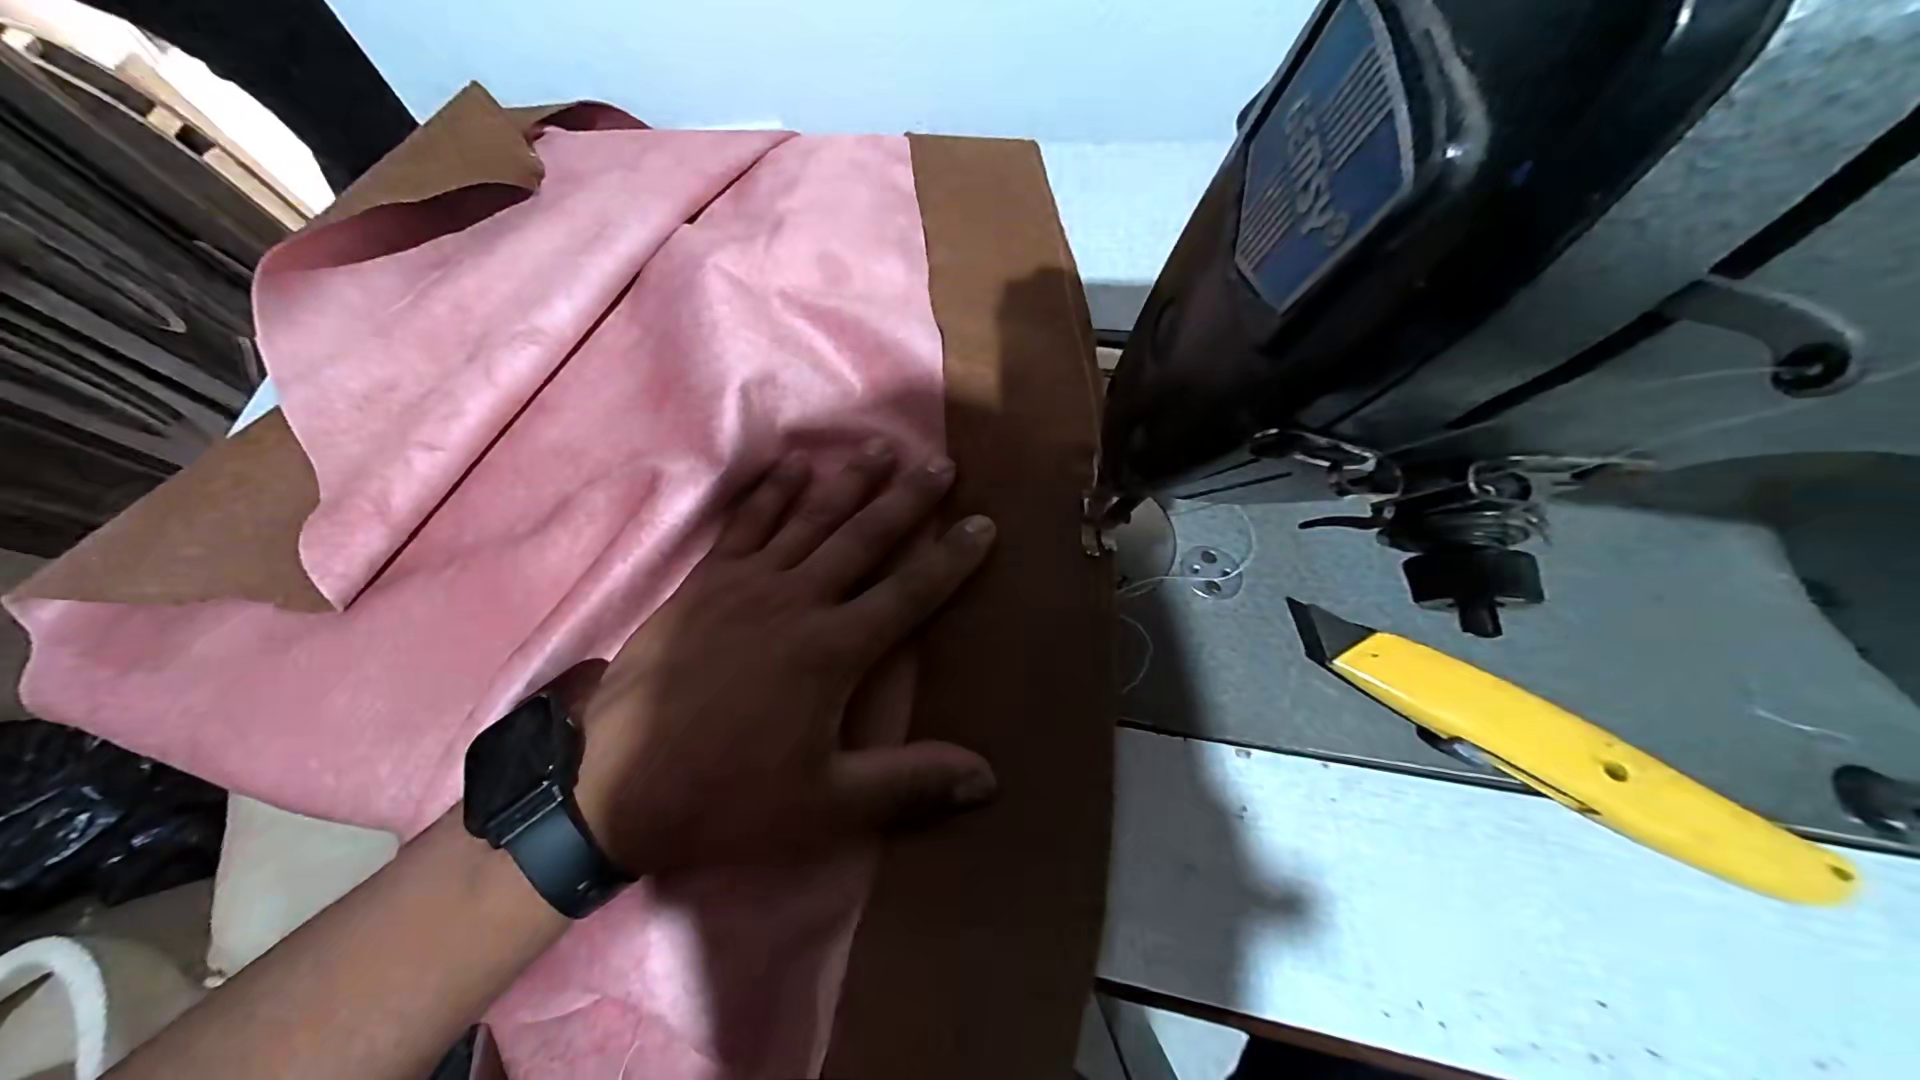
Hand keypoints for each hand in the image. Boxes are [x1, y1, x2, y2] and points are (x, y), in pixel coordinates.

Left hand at [572, 440, 997, 874]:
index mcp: (831, 650)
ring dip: (849, 482)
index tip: (983, 523)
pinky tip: (793, 466)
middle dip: (908, 501)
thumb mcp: (828, 804)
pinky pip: (744, 524)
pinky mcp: (703, 584)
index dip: (952, 559)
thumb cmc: (730, 797)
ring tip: (881, 448)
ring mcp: (744, 585)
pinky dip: (771, 492)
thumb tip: (988, 779)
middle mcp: (795, 601)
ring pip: (809, 519)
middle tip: (941, 464)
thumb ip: (911, 782)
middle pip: (864, 538)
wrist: (612, 790)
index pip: (910, 593)